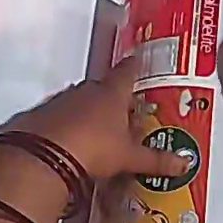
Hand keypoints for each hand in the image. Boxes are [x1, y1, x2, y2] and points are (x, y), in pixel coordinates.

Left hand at [13, 58, 193, 182]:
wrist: (43, 157)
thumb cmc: (93, 147)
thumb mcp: (129, 157)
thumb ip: (156, 160)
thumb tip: (183, 163)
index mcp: (111, 93)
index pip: (128, 71)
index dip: (135, 66)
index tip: (138, 59)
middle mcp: (85, 91)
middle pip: (102, 87)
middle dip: (112, 96)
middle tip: (122, 108)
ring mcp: (60, 101)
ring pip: (78, 101)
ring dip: (86, 111)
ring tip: (97, 131)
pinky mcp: (39, 116)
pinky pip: (56, 117)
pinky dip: (64, 125)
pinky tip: (69, 142)